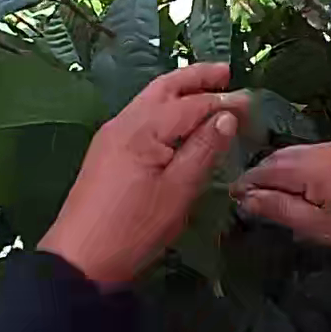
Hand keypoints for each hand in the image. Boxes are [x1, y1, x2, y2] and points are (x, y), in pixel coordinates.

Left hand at [39, 64, 248, 283]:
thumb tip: (227, 116)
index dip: (223, 103)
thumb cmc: (134, 228)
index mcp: (143, 130)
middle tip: (226, 72)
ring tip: (209, 88)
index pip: (192, 105)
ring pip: (150, 98)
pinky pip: (142, 115)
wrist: (79, 259)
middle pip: (165, 88)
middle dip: (196, 78)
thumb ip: (203, 149)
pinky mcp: (108, 149)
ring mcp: (112, 134)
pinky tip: (180, 118)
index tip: (251, 103)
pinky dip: (166, 107)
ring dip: (181, 90)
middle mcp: (125, 122)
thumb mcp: (178, 191)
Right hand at [232, 142, 330, 254]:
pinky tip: (298, 186)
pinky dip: (298, 168)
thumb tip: (245, 199)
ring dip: (279, 171)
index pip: (265, 168)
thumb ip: (278, 208)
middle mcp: (319, 148)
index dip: (247, 183)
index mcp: (308, 164)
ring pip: (295, 154)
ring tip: (271, 194)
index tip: (232, 197)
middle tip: (249, 198)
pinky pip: (312, 155)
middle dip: (261, 175)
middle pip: (279, 157)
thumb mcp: (314, 224)